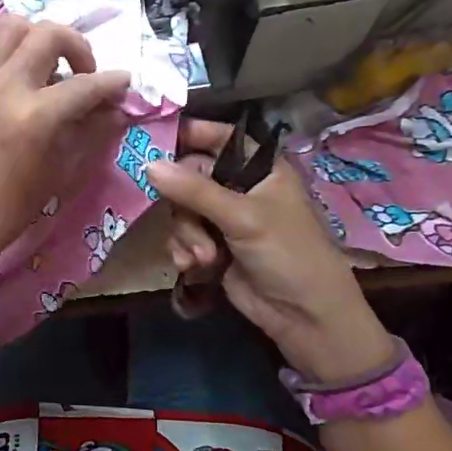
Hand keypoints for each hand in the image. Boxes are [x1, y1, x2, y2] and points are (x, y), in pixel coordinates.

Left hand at [0, 14, 130, 285]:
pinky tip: (4, 66)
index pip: (86, 85)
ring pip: (9, 25)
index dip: (113, 82)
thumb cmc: (11, 206)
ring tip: (43, 62)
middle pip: (49, 35)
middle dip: (77, 46)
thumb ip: (91, 134)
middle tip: (83, 72)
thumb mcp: (60, 173)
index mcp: (36, 116)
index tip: (124, 83)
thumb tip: (116, 110)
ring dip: (34, 36)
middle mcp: (6, 87)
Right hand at [146, 119, 392, 381]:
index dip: (191, 135)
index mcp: (260, 168)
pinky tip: (191, 266)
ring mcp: (224, 218)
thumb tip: (148, 163)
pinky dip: (183, 250)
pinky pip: (182, 236)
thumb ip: (194, 190)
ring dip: (186, 234)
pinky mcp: (212, 246)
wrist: (303, 315)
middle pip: (190, 176)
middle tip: (188, 221)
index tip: (155, 142)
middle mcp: (240, 187)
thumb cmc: (287, 253)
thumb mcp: (242, 217)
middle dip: (184, 204)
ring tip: (202, 257)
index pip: (220, 137)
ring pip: (182, 210)